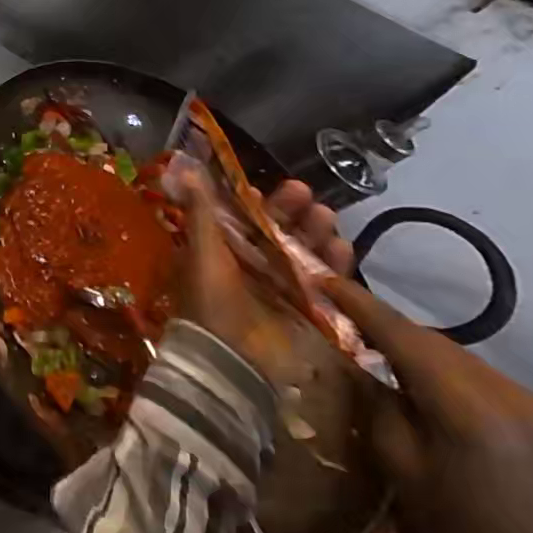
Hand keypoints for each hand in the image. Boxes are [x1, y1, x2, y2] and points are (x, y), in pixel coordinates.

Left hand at [165, 155, 351, 384]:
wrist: (232, 361)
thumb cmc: (211, 301)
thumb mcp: (202, 252)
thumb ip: (201, 213)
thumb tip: (188, 171)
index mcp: (222, 250)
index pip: (242, 218)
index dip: (254, 202)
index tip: (265, 187)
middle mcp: (251, 265)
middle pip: (276, 230)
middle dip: (292, 210)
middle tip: (308, 194)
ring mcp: (280, 287)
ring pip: (303, 251)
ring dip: (316, 232)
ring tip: (327, 217)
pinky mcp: (306, 310)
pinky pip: (325, 282)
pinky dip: (336, 266)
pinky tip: (344, 248)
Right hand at [324, 277, 532, 532]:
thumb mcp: (405, 475)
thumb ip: (379, 409)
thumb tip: (362, 366)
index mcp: (468, 410)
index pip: (403, 334)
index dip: (361, 303)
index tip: (326, 278)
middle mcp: (514, 395)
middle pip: (438, 344)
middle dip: (395, 333)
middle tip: (355, 330)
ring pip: (469, 362)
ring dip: (432, 361)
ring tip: (403, 376)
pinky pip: (501, 386)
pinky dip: (467, 385)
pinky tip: (457, 410)